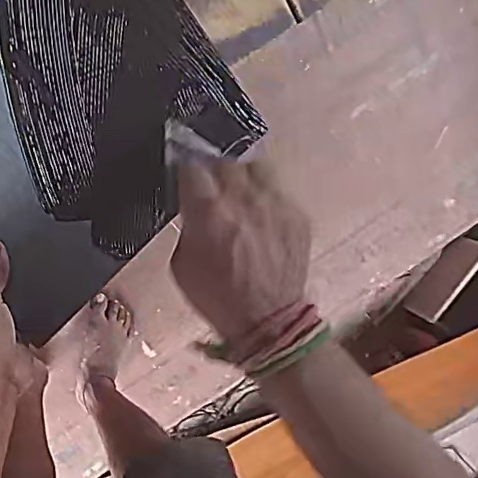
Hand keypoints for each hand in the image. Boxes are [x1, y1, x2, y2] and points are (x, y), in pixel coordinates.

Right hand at [171, 155, 311, 341]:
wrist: (268, 321)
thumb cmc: (218, 298)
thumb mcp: (182, 264)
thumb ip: (188, 224)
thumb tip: (192, 204)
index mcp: (210, 213)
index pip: (192, 165)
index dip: (183, 162)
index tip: (180, 164)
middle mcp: (245, 201)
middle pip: (224, 157)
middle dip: (211, 164)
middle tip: (205, 177)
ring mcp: (276, 204)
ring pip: (254, 163)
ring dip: (239, 170)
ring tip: (233, 186)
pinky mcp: (296, 213)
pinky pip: (276, 188)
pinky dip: (262, 193)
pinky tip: (255, 211)